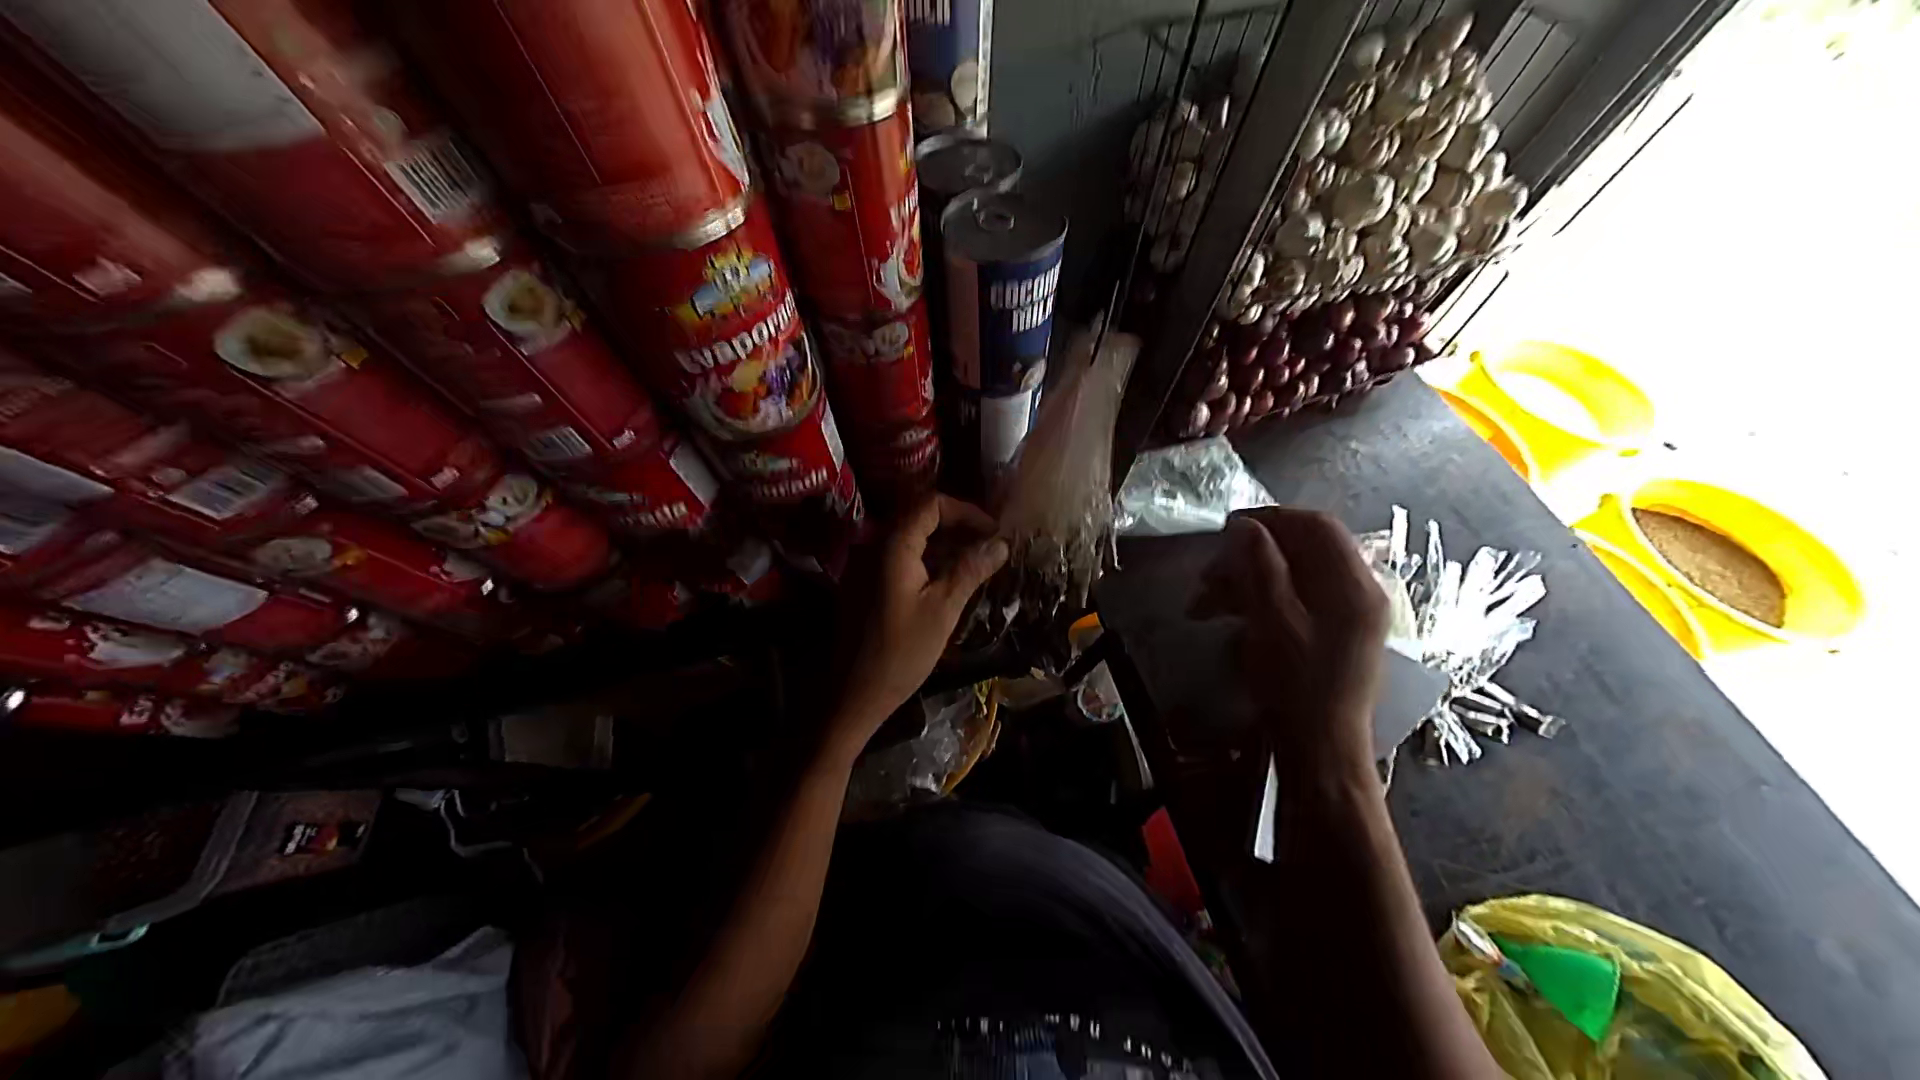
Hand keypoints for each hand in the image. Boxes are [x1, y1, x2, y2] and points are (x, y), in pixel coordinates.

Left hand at [828, 495, 1007, 756]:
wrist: (853, 694)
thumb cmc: (901, 653)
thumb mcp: (943, 610)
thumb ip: (969, 570)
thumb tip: (999, 544)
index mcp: (892, 547)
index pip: (930, 504)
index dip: (966, 511)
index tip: (993, 531)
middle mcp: (874, 546)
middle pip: (918, 518)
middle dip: (957, 526)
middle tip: (989, 546)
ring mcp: (865, 565)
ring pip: (909, 539)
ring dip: (943, 544)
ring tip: (977, 563)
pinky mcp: (864, 584)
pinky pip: (899, 558)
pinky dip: (926, 561)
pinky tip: (949, 580)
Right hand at [1192, 508, 1388, 778]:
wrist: (1320, 750)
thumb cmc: (1295, 686)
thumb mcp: (1271, 622)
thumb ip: (1260, 568)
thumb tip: (1245, 525)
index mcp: (1353, 585)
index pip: (1316, 526)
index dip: (1270, 520)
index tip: (1226, 530)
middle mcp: (1359, 593)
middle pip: (1302, 550)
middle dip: (1248, 556)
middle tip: (1207, 577)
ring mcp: (1349, 615)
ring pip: (1292, 576)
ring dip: (1246, 582)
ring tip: (1205, 605)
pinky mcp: (1334, 634)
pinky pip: (1294, 601)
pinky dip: (1259, 602)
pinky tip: (1229, 619)